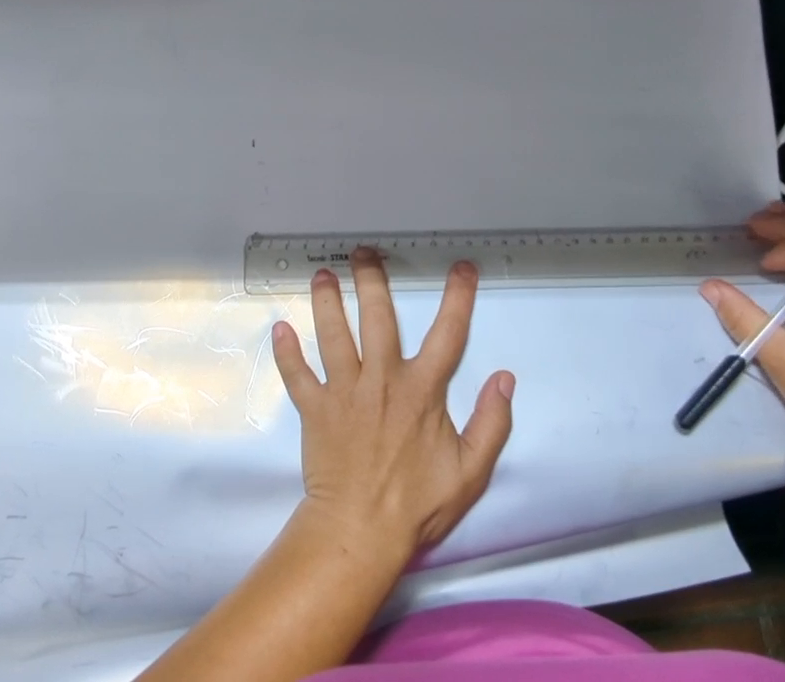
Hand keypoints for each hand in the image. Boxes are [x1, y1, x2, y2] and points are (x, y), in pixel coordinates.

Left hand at [271, 250, 514, 557]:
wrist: (361, 531)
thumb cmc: (417, 503)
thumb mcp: (471, 470)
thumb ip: (492, 422)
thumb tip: (505, 379)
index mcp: (423, 390)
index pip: (447, 334)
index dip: (458, 298)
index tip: (461, 268)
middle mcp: (382, 380)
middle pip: (378, 319)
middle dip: (373, 281)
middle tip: (365, 253)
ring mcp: (345, 393)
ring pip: (334, 336)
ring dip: (327, 303)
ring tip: (322, 275)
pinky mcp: (315, 410)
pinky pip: (297, 376)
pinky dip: (286, 353)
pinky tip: (279, 327)